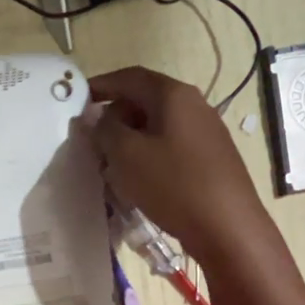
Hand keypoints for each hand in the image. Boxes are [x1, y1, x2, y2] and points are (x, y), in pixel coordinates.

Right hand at [88, 67, 268, 259]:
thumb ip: (104, 130)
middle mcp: (193, 104)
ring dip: (130, 139)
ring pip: (157, 126)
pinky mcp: (210, 157)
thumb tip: (95, 118)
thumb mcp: (126, 155)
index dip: (101, 85)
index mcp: (173, 95)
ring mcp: (205, 131)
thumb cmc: (173, 184)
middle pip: (145, 100)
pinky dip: (148, 154)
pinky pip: (170, 146)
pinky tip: (139, 179)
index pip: (130, 78)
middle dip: (115, 117)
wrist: (227, 226)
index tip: (77, 99)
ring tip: (111, 164)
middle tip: (92, 142)